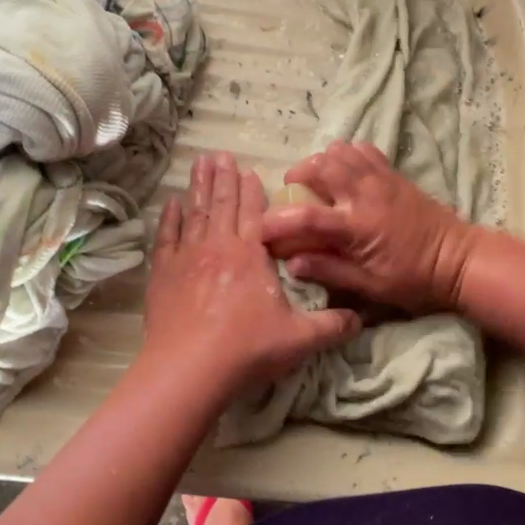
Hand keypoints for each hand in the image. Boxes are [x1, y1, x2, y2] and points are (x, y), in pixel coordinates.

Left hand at [142, 152, 361, 393]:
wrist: (189, 370)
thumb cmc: (247, 349)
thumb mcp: (299, 339)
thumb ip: (331, 325)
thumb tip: (360, 321)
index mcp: (251, 255)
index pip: (254, 213)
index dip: (252, 190)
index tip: (250, 170)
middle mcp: (218, 247)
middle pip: (222, 204)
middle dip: (223, 177)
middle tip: (220, 154)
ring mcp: (187, 259)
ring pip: (195, 213)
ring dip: (198, 187)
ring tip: (199, 164)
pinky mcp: (164, 276)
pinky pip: (167, 238)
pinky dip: (170, 218)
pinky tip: (171, 204)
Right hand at [259, 141, 478, 313]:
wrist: (458, 259)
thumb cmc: (414, 279)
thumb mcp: (370, 287)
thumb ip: (330, 271)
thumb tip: (292, 262)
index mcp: (358, 226)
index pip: (307, 216)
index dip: (278, 221)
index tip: (261, 229)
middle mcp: (366, 194)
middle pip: (321, 165)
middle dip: (298, 177)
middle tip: (293, 196)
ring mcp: (381, 178)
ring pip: (340, 150)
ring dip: (321, 163)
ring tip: (318, 185)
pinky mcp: (393, 173)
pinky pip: (362, 150)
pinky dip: (346, 156)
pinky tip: (345, 177)